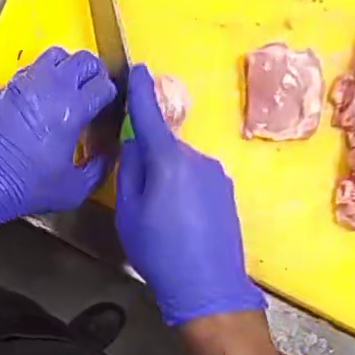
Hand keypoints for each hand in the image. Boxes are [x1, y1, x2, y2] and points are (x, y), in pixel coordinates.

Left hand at [0, 47, 117, 234]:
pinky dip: (43, 78)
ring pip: (56, 56)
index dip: (110, 99)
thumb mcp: (74, 189)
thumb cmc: (25, 188)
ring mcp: (24, 85)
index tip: (106, 113)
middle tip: (92, 97)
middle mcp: (49, 88)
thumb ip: (99, 168)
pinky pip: (31, 70)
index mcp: (70, 110)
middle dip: (94, 76)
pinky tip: (42, 101)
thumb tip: (108, 155)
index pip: (104, 85)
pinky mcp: (6, 90)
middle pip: (84, 61)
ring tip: (68, 92)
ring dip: (68, 70)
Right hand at [116, 65, 265, 324]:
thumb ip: (129, 172)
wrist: (207, 285)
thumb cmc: (158, 250)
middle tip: (133, 195)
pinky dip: (180, 192)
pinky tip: (175, 222)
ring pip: (180, 166)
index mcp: (169, 160)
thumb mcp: (128, 213)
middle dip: (148, 159)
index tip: (138, 69)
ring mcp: (216, 175)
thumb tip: (134, 143)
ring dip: (165, 179)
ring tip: (155, 218)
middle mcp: (197, 159)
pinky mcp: (225, 193)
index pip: (151, 116)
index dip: (141, 93)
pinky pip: (195, 181)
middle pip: (164, 147)